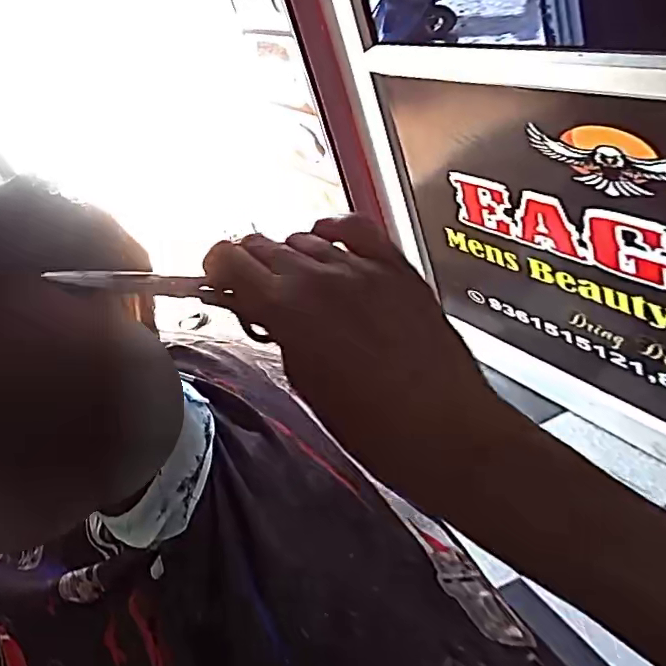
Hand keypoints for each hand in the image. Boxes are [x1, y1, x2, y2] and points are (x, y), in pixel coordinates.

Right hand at [202, 215, 526, 508]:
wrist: (449, 437)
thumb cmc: (373, 425)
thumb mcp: (300, 378)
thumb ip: (274, 331)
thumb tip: (263, 313)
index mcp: (283, 307)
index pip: (227, 259)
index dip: (216, 267)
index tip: (218, 278)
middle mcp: (316, 278)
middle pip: (258, 244)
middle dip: (246, 263)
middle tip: (250, 285)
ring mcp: (359, 269)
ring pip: (300, 238)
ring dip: (288, 256)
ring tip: (295, 280)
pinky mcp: (395, 270)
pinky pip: (354, 228)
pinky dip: (333, 232)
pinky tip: (327, 242)